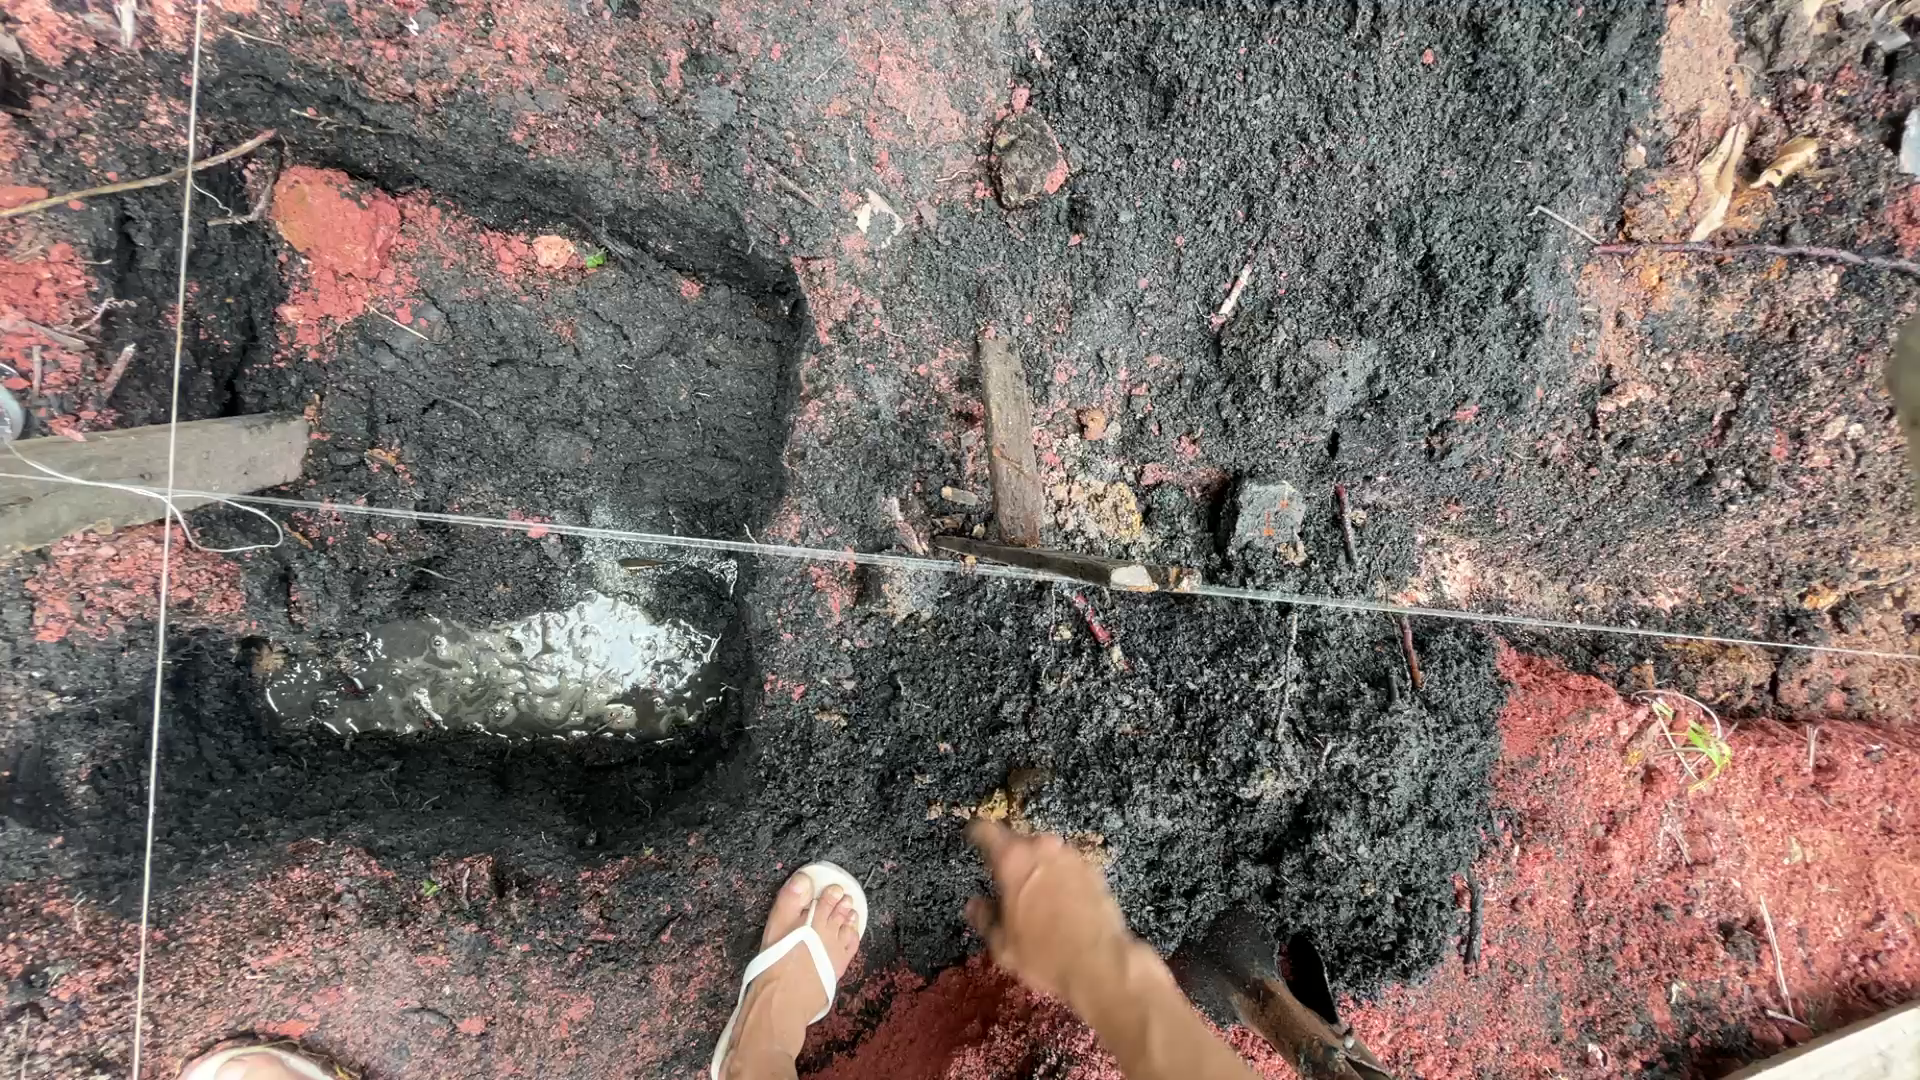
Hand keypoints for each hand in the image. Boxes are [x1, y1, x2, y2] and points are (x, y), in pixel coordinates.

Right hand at [964, 819, 1133, 1003]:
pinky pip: (1068, 866)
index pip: (986, 831)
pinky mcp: (1094, 868)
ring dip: (1039, 867)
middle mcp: (1042, 847)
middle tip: (1008, 884)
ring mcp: (1071, 855)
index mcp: (1013, 859)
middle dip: (1012, 858)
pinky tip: (1064, 903)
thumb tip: (974, 905)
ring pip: (1046, 853)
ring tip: (1039, 897)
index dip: (977, 833)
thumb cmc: (1044, 955)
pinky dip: (1062, 877)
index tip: (973, 837)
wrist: (1101, 964)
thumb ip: (985, 919)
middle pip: (1019, 842)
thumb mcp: (1003, 946)